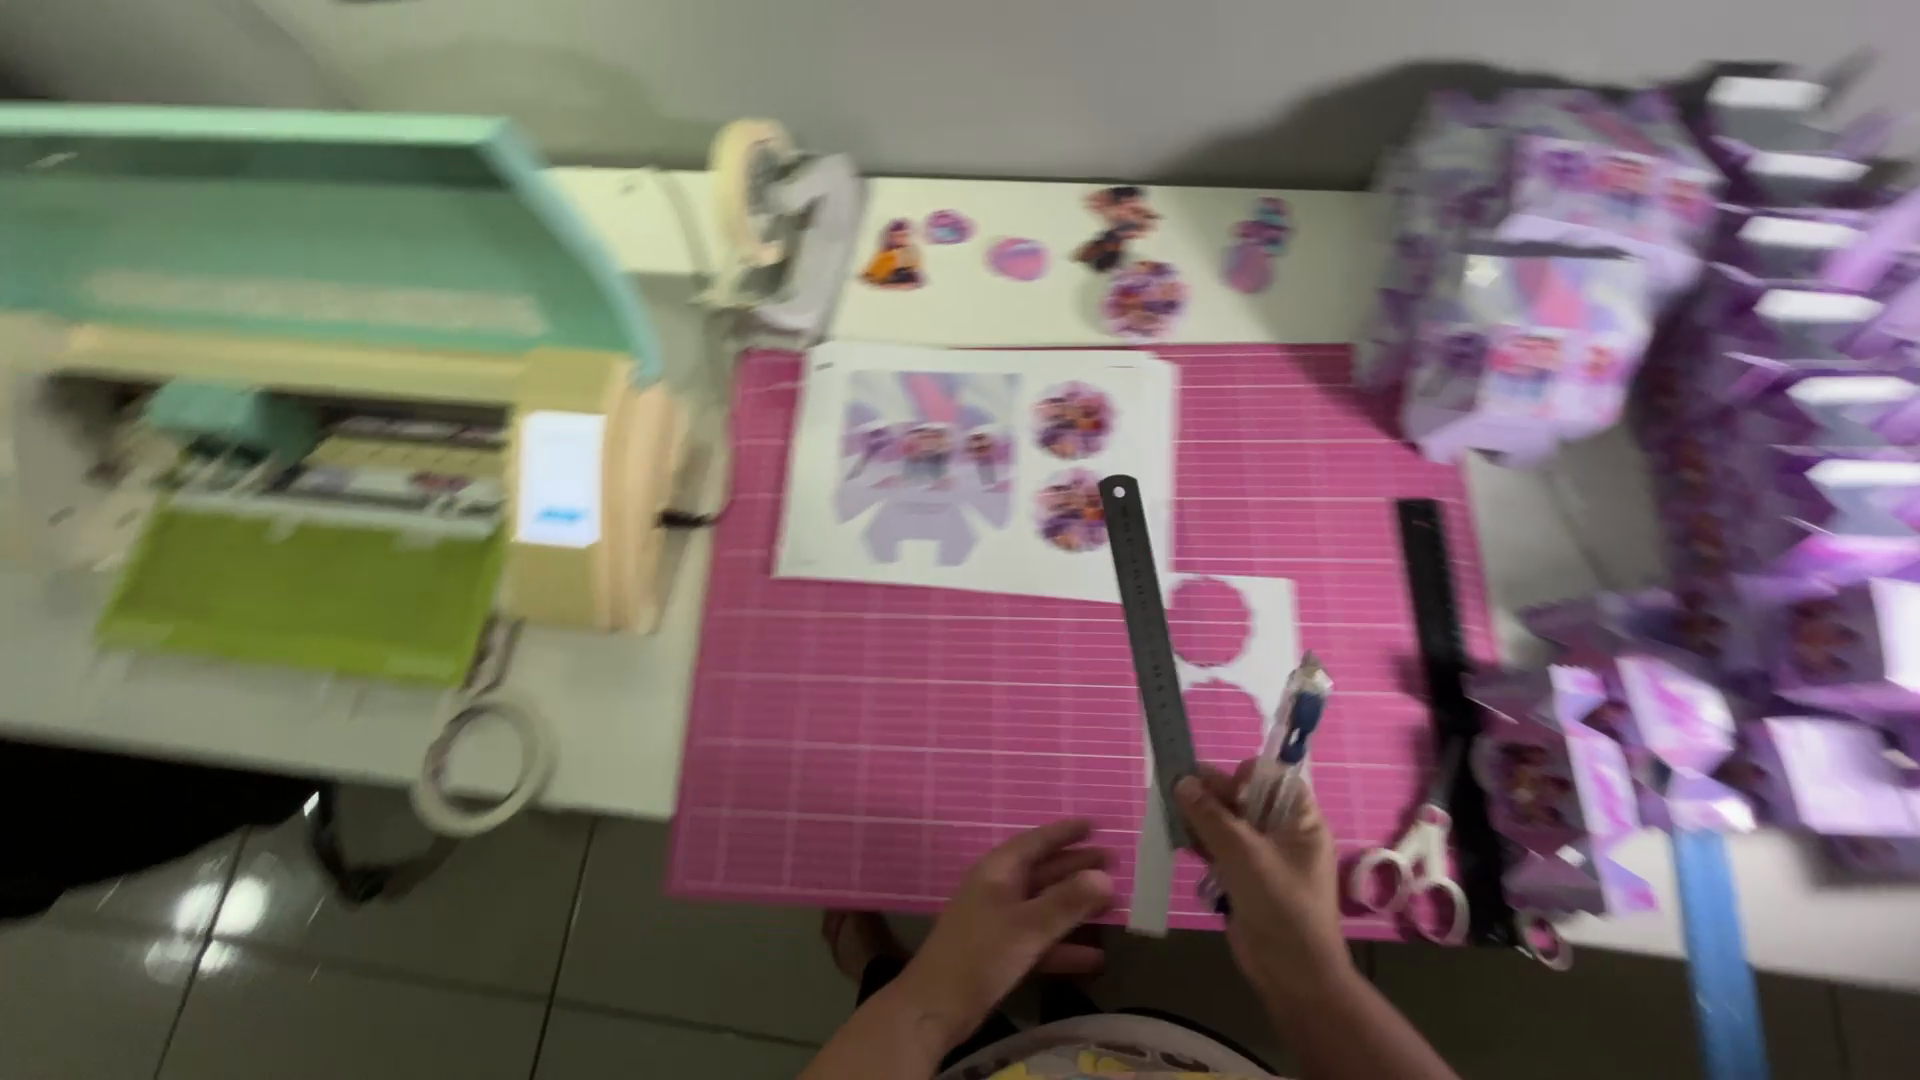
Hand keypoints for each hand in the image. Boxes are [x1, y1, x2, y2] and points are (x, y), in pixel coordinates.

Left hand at [896, 819, 1113, 1046]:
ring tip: (1113, 902)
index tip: (1094, 825)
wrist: (935, 1007)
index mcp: (998, 871)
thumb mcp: (1028, 926)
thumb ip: (1067, 902)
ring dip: (1076, 905)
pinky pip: (1040, 941)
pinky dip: (1065, 946)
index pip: (1036, 842)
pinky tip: (1096, 958)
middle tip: (1114, 860)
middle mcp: (999, 889)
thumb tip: (1105, 876)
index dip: (1064, 832)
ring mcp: (1000, 922)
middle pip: (1044, 871)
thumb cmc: (980, 954)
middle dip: (1077, 866)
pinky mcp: (1002, 953)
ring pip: (1045, 906)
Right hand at [1176, 765, 1353, 1003]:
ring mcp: (1263, 856)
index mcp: (1301, 821)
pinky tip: (1178, 837)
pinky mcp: (1244, 877)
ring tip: (1172, 812)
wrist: (1292, 974)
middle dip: (1212, 793)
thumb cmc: (1280, 904)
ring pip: (1227, 822)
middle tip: (1176, 790)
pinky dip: (1201, 841)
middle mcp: (1284, 832)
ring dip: (1201, 816)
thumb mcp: (1244, 854)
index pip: (1274, 778)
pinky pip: (1220, 847)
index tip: (1223, 790)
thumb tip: (1181, 780)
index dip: (1246, 776)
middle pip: (1245, 798)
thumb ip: (1210, 815)